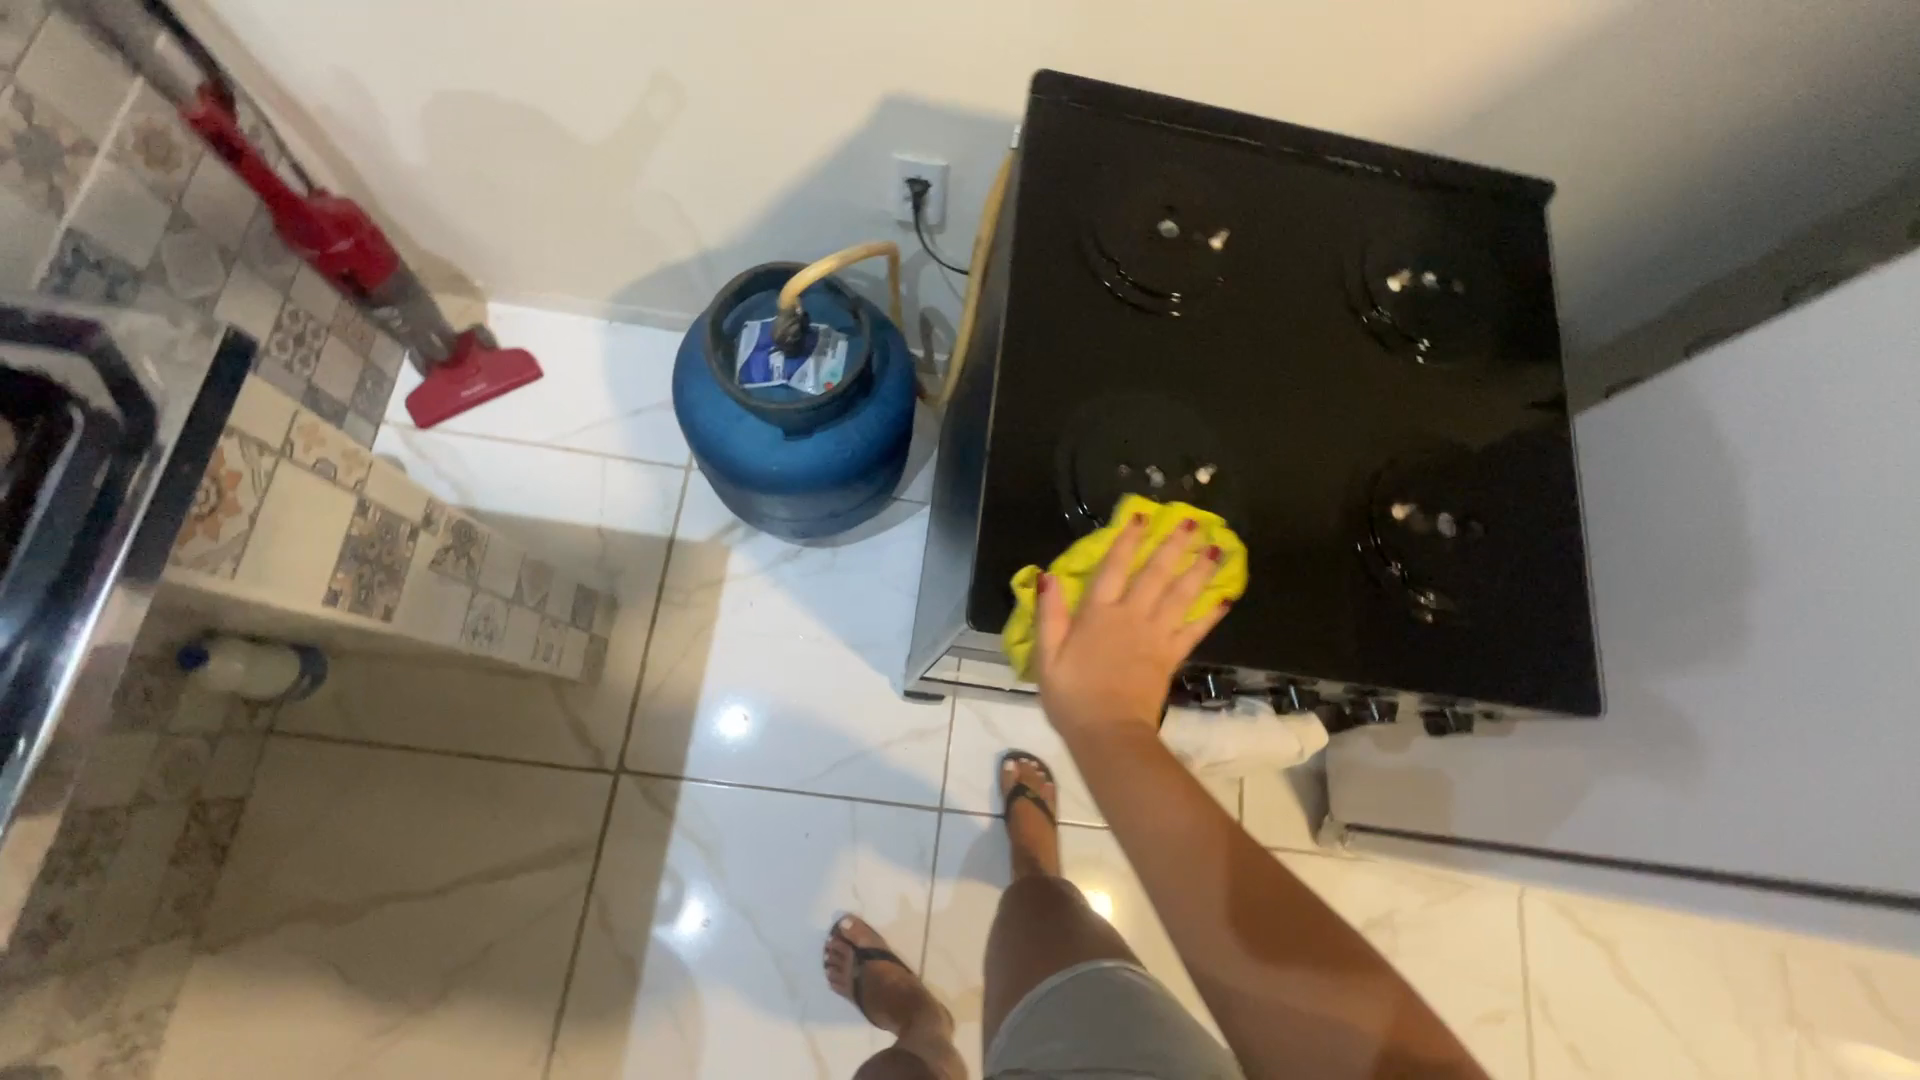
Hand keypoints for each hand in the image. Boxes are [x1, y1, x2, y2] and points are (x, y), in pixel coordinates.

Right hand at [1033, 512, 1232, 739]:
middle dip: (1173, 544)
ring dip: (1198, 569)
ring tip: (1216, 547)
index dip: (1127, 539)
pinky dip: (1211, 613)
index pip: (1113, 567)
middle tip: (1192, 520)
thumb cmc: (1071, 695)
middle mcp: (1131, 616)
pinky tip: (1226, 597)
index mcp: (1098, 614)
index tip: (1142, 515)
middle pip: (1155, 573)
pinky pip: (1194, 630)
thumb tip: (1047, 575)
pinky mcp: (1171, 656)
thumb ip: (1049, 614)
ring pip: (1180, 595)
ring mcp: (1155, 636)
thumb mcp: (1046, 655)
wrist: (1108, 732)